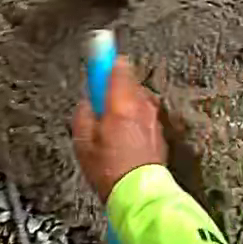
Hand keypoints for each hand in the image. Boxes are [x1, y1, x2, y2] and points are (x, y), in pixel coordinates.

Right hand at [71, 56, 167, 201]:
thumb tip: (87, 104)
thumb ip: (83, 114)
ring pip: (136, 98)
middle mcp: (141, 105)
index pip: (117, 65)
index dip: (105, 59)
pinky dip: (134, 120)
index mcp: (121, 103)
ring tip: (111, 129)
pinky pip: (143, 115)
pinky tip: (124, 140)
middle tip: (99, 106)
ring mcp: (153, 117)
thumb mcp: (83, 143)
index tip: (99, 49)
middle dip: (113, 87)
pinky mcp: (159, 130)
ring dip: (124, 105)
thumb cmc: (110, 171)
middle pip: (127, 80)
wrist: (139, 194)